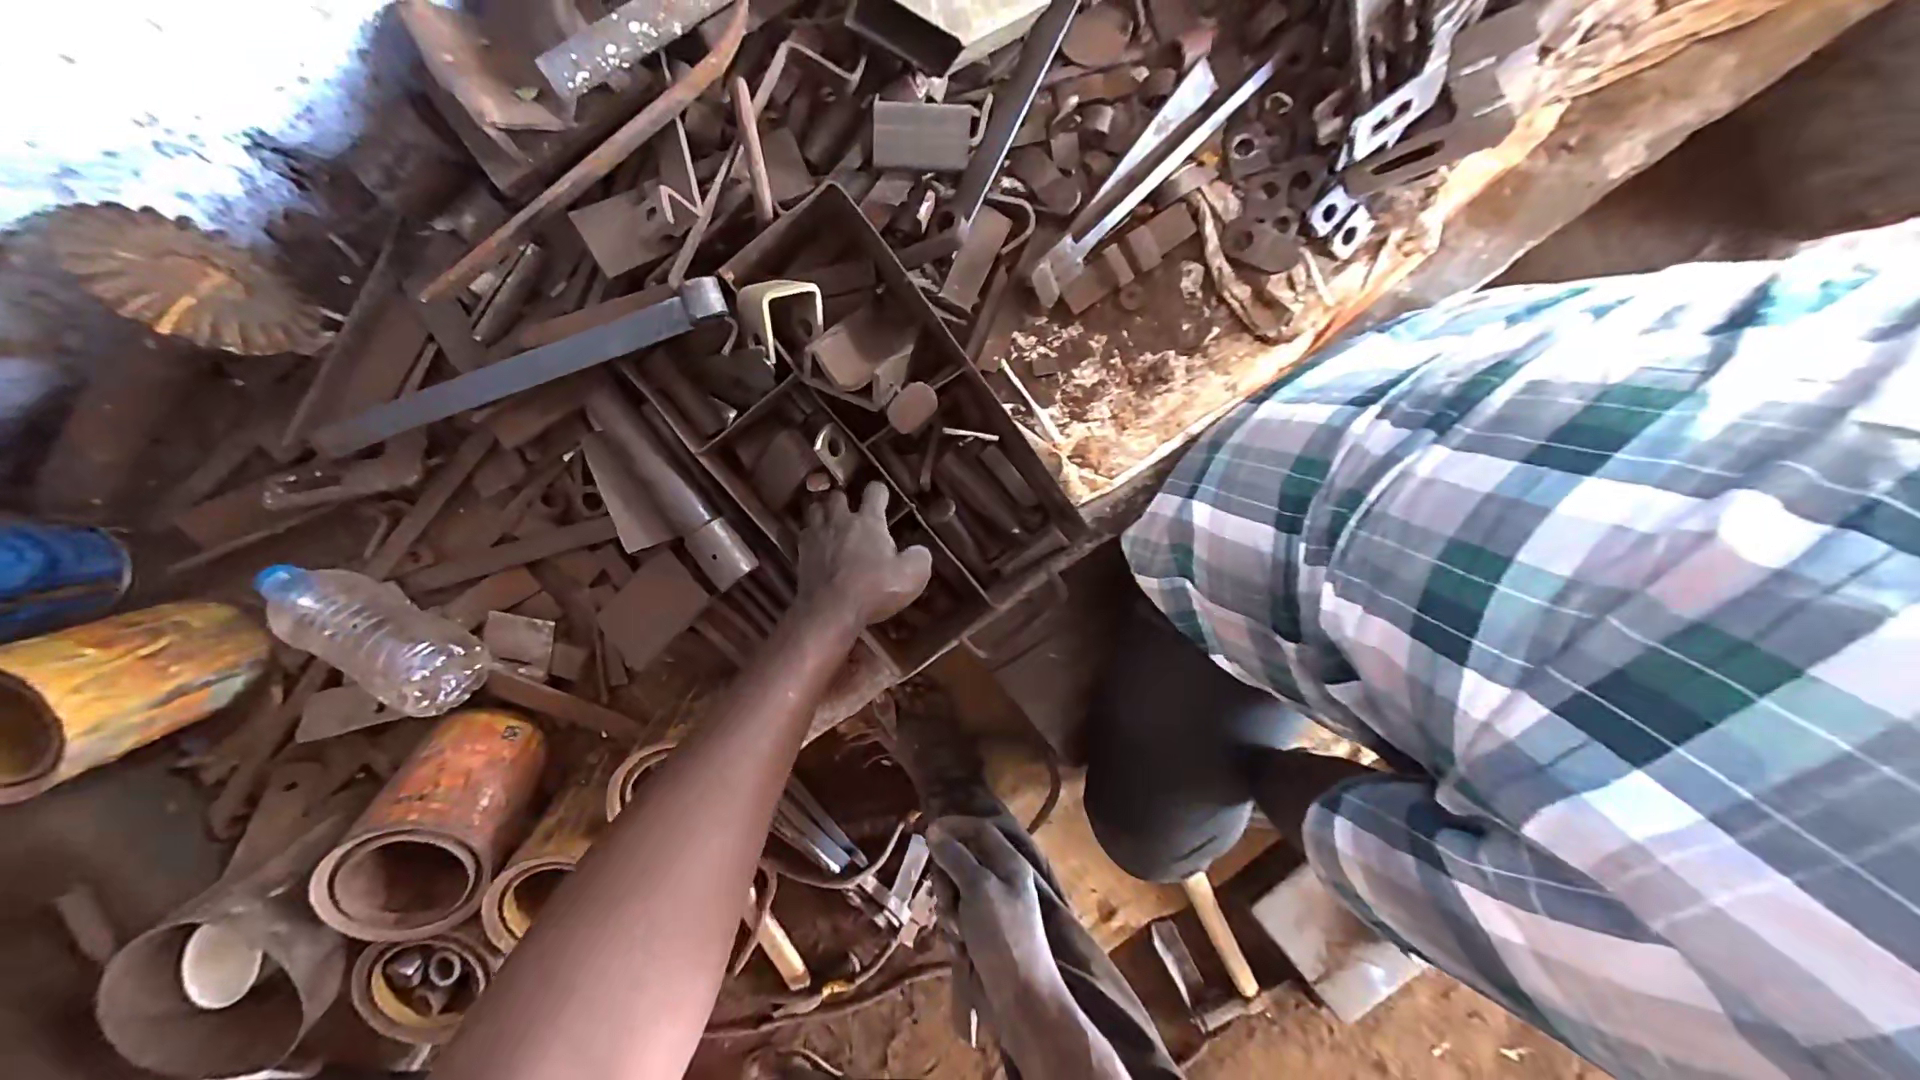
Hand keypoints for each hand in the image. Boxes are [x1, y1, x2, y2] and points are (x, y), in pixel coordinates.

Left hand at [797, 482, 932, 630]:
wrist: (831, 610)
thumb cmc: (874, 589)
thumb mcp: (912, 576)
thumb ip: (919, 557)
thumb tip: (919, 550)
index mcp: (869, 521)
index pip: (875, 492)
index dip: (880, 491)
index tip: (883, 496)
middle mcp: (840, 521)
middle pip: (837, 496)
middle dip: (844, 499)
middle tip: (850, 510)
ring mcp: (816, 536)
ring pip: (814, 509)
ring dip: (822, 512)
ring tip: (828, 520)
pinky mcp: (799, 553)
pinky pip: (797, 535)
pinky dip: (805, 534)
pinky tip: (809, 541)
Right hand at [928, 817, 1056, 999]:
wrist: (1019, 998)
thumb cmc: (1003, 935)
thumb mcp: (978, 888)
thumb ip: (955, 856)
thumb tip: (934, 829)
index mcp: (1009, 862)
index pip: (979, 829)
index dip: (954, 826)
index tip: (927, 831)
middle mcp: (1000, 879)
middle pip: (961, 859)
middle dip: (947, 877)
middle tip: (947, 898)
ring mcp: (989, 906)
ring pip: (954, 889)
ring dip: (948, 907)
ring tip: (957, 931)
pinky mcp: (979, 931)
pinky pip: (955, 915)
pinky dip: (953, 928)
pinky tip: (958, 947)